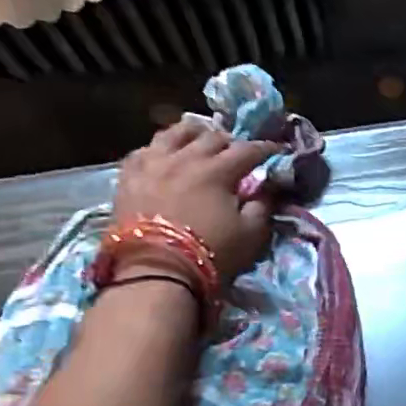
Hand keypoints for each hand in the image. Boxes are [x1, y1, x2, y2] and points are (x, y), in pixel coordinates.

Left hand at [113, 121, 279, 282]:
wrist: (155, 271)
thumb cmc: (210, 252)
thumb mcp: (251, 233)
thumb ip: (263, 206)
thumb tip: (268, 189)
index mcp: (217, 170)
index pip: (248, 150)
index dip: (266, 148)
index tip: (277, 150)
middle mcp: (185, 159)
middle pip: (212, 137)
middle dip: (230, 141)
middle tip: (238, 150)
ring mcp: (153, 164)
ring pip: (174, 134)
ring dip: (193, 134)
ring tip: (200, 139)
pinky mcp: (128, 177)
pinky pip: (144, 151)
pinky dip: (159, 149)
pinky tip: (164, 156)